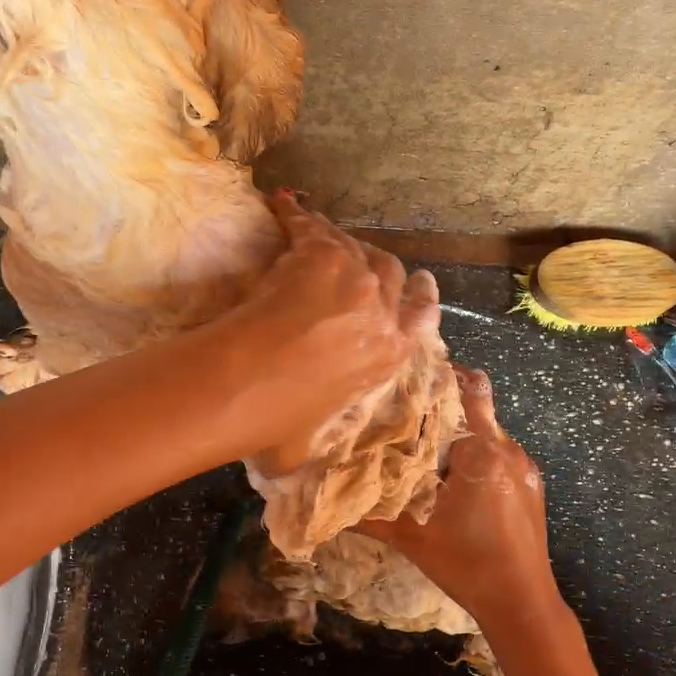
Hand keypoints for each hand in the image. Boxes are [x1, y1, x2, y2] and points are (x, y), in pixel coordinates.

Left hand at [213, 191, 438, 472]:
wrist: (251, 380)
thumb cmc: (278, 420)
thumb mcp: (305, 445)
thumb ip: (308, 448)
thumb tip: (285, 471)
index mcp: (390, 354)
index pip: (423, 316)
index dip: (422, 295)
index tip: (421, 281)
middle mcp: (382, 311)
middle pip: (391, 272)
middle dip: (376, 264)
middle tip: (359, 256)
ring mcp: (355, 277)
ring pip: (353, 246)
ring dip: (336, 239)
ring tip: (316, 232)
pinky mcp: (321, 253)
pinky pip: (311, 226)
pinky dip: (296, 215)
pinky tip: (283, 204)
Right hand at [358, 368, 561, 626]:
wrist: (522, 605)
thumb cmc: (466, 565)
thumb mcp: (410, 537)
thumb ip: (368, 514)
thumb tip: (324, 503)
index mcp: (482, 450)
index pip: (468, 389)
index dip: (439, 377)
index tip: (410, 378)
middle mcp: (508, 449)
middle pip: (474, 407)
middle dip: (441, 408)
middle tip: (405, 414)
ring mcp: (524, 467)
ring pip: (487, 431)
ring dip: (459, 435)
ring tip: (424, 447)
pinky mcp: (531, 485)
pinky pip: (499, 454)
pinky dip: (476, 455)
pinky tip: (453, 478)